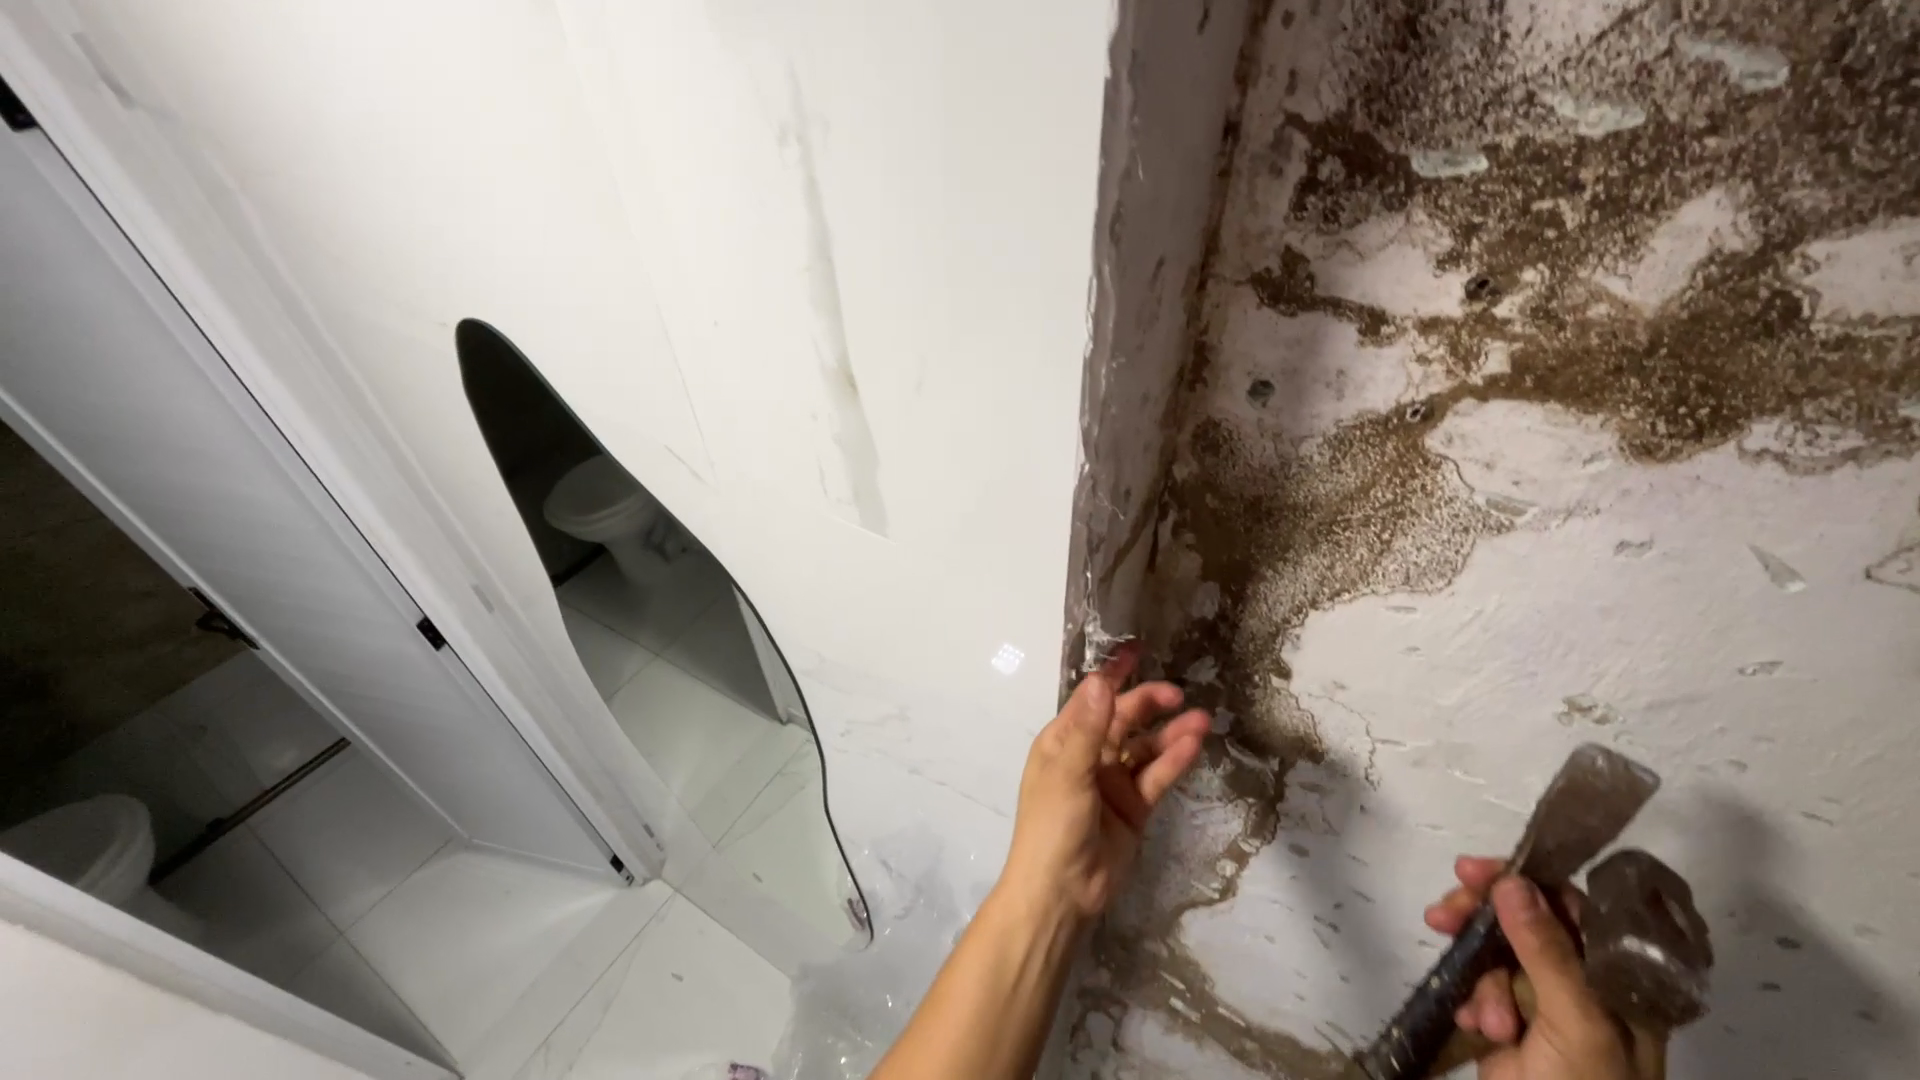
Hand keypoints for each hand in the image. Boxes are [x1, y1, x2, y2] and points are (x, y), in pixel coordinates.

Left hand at [997, 645, 1209, 922]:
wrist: (1062, 892)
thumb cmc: (1053, 826)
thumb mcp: (1068, 772)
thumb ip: (1087, 728)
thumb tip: (1099, 680)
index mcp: (1061, 741)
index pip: (1090, 698)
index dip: (1112, 675)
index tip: (1137, 651)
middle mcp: (1088, 755)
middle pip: (1122, 719)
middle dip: (1148, 703)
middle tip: (1177, 694)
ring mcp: (1113, 781)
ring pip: (1145, 747)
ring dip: (1169, 732)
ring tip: (1200, 719)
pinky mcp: (1135, 806)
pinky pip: (1156, 775)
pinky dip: (1174, 759)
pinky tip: (1194, 743)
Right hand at [1425, 857, 1665, 1079]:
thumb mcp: (1574, 1023)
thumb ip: (1546, 951)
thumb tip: (1511, 880)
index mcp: (1616, 979)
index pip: (1569, 906)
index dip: (1520, 881)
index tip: (1471, 872)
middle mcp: (1583, 983)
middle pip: (1522, 921)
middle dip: (1481, 920)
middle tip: (1443, 915)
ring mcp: (1545, 1005)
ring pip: (1495, 952)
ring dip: (1477, 975)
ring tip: (1480, 1015)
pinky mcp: (1511, 1023)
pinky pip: (1480, 986)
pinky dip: (1470, 999)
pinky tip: (1475, 1026)